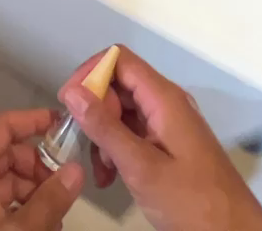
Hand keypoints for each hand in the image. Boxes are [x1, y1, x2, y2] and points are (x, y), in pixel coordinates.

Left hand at [0, 107, 84, 230]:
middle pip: (8, 155)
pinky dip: (23, 212)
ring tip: (58, 218)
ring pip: (7, 182)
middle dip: (40, 167)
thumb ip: (50, 201)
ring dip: (35, 193)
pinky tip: (45, 229)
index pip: (3, 126)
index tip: (64, 126)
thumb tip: (76, 170)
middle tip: (66, 188)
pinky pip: (0, 205)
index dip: (33, 121)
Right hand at [58, 48, 261, 230]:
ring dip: (104, 135)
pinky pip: (135, 132)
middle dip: (95, 111)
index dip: (90, 73)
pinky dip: (118, 149)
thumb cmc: (192, 202)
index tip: (70, 103)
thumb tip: (73, 91)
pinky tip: (112, 178)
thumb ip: (105, 128)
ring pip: (124, 111)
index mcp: (163, 98)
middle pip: (119, 84)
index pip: (118, 59)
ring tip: (101, 173)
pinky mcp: (170, 145)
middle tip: (84, 145)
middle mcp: (166, 102)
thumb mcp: (141, 167)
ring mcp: (169, 124)